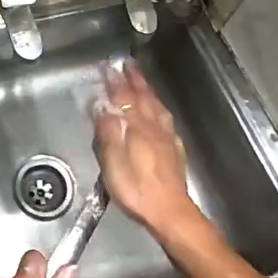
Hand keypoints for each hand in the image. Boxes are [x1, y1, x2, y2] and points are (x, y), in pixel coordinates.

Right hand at [94, 63, 202, 241]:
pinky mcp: (174, 149)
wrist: (171, 213)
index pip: (124, 98)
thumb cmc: (137, 191)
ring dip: (148, 90)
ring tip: (141, 80)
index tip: (108, 66)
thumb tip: (103, 108)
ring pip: (157, 106)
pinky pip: (165, 118)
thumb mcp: (113, 164)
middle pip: (144, 97)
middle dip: (134, 79)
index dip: (115, 82)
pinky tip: (159, 111)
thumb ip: (108, 133)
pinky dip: (158, 107)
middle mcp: (154, 128)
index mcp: (137, 129)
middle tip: (128, 64)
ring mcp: (167, 138)